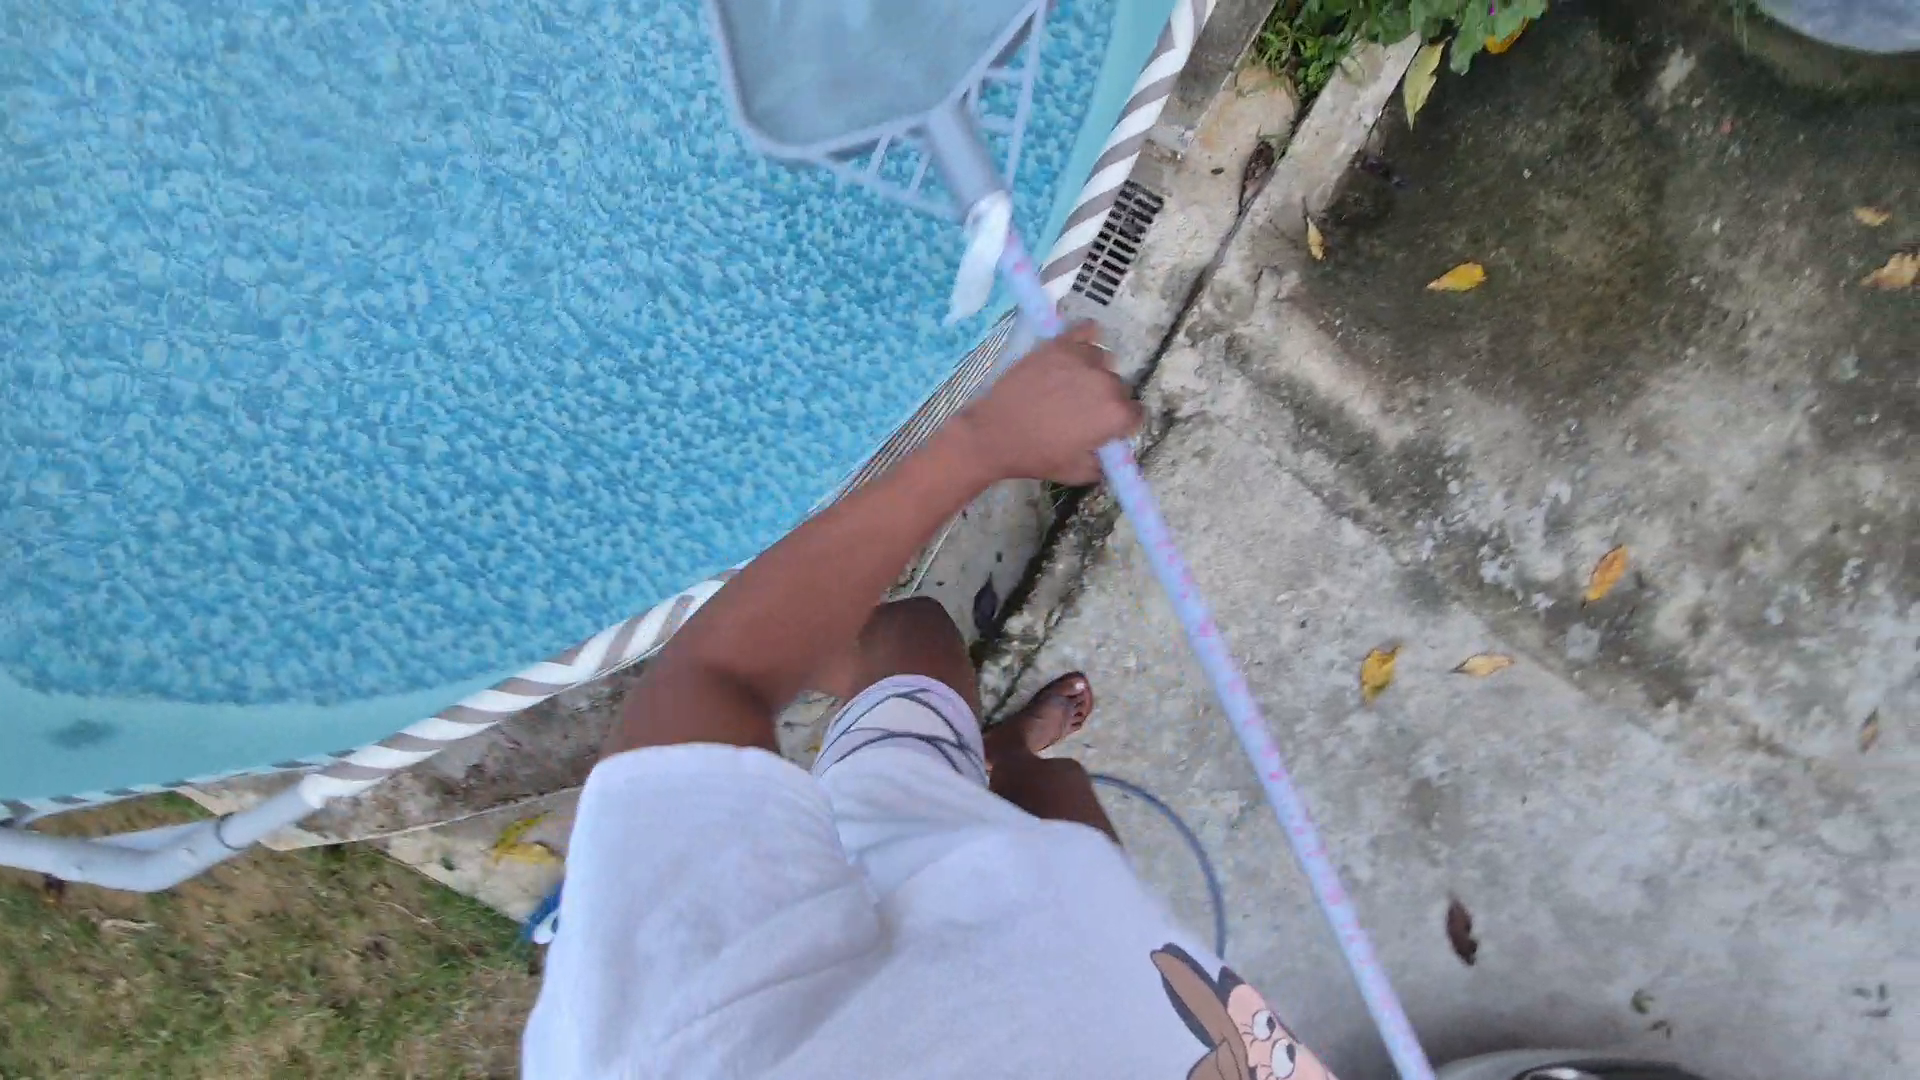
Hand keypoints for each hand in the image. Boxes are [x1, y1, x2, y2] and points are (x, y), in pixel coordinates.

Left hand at [954, 322, 1142, 484]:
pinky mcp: (1059, 345)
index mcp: (1115, 415)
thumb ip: (1103, 464)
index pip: (1136, 414)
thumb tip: (1110, 454)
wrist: (993, 434)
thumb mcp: (1077, 473)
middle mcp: (1106, 383)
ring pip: (1103, 360)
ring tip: (1070, 385)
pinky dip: (1085, 338)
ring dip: (1093, 372)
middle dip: (1106, 399)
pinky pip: (1086, 330)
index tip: (1105, 429)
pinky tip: (1076, 350)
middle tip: (1080, 411)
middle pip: (1120, 387)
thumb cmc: (1035, 456)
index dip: (1122, 424)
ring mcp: (1082, 360)